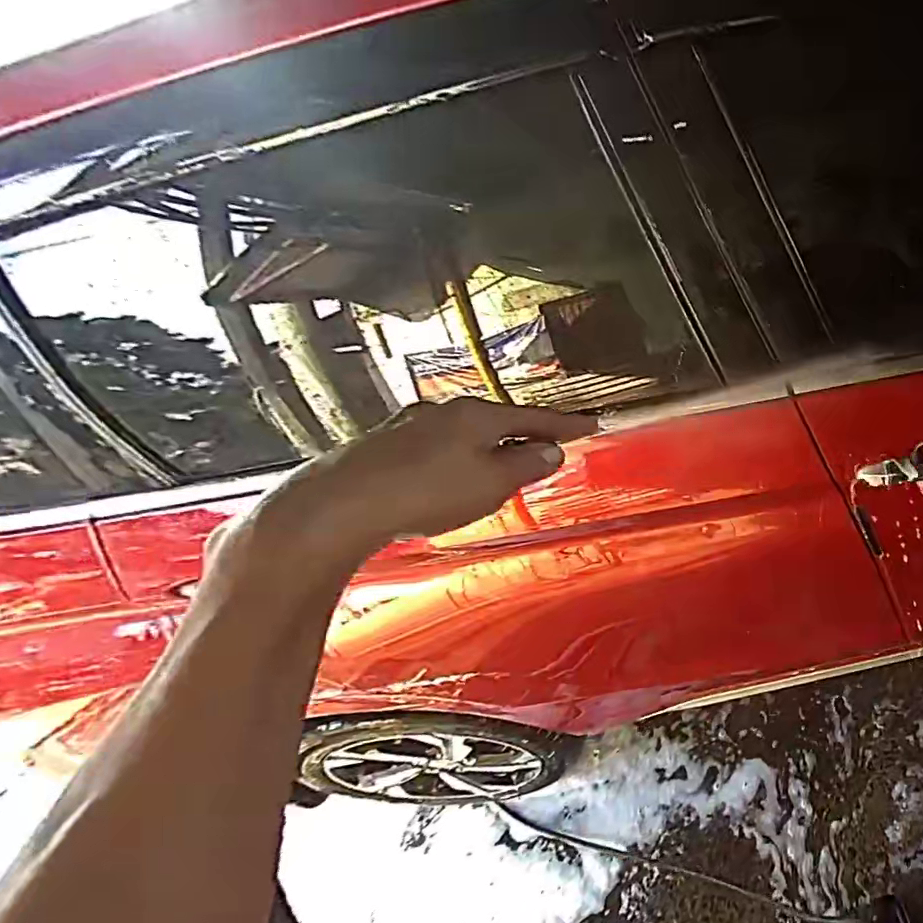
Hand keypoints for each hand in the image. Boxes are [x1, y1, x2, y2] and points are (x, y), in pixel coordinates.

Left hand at [250, 398, 598, 564]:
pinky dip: (456, 461)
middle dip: (523, 436)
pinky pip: (435, 450)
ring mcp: (406, 428)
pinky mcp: (379, 449)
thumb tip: (548, 451)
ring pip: (463, 435)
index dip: (566, 424)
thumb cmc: (424, 492)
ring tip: (502, 470)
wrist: (332, 509)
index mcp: (477, 415)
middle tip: (548, 448)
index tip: (590, 424)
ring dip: (488, 450)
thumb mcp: (494, 483)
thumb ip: (528, 465)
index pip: (535, 417)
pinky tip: (452, 481)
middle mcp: (442, 413)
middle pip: (497, 422)